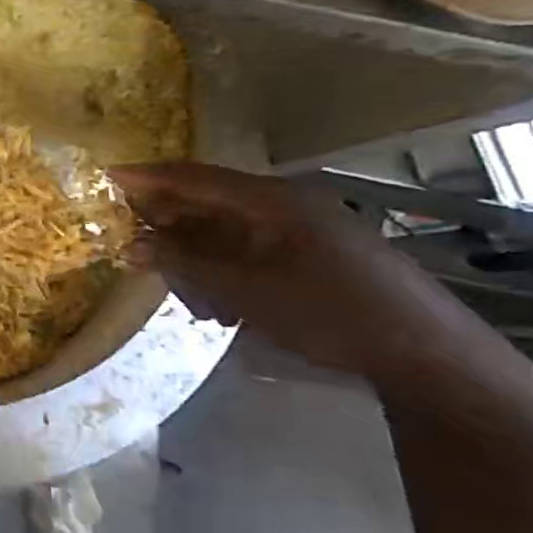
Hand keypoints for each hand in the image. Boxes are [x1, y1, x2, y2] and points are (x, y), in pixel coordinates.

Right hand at [109, 162, 483, 380]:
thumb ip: (184, 264)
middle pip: (205, 206)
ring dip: (198, 264)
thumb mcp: (244, 290)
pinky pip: (248, 253)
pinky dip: (225, 274)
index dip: (147, 177)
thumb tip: (129, 244)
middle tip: (139, 260)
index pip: (193, 177)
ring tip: (197, 305)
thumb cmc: (330, 313)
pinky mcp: (310, 255)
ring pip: (224, 235)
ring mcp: (300, 231)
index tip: (105, 177)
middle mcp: (283, 206)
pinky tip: (225, 309)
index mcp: (270, 201)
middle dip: (170, 234)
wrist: (427, 355)